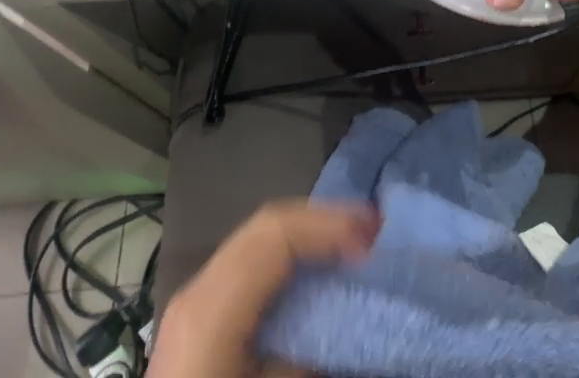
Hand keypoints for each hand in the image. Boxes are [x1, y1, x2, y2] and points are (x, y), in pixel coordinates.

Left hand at [147, 202, 378, 377]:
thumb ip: (323, 352)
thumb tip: (369, 320)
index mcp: (210, 312)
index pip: (275, 233)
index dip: (332, 228)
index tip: (379, 250)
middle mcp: (198, 294)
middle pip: (269, 228)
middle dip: (329, 226)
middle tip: (383, 238)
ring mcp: (195, 307)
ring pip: (262, 247)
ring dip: (316, 243)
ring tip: (364, 255)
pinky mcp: (202, 327)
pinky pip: (255, 275)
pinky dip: (297, 269)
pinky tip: (327, 287)